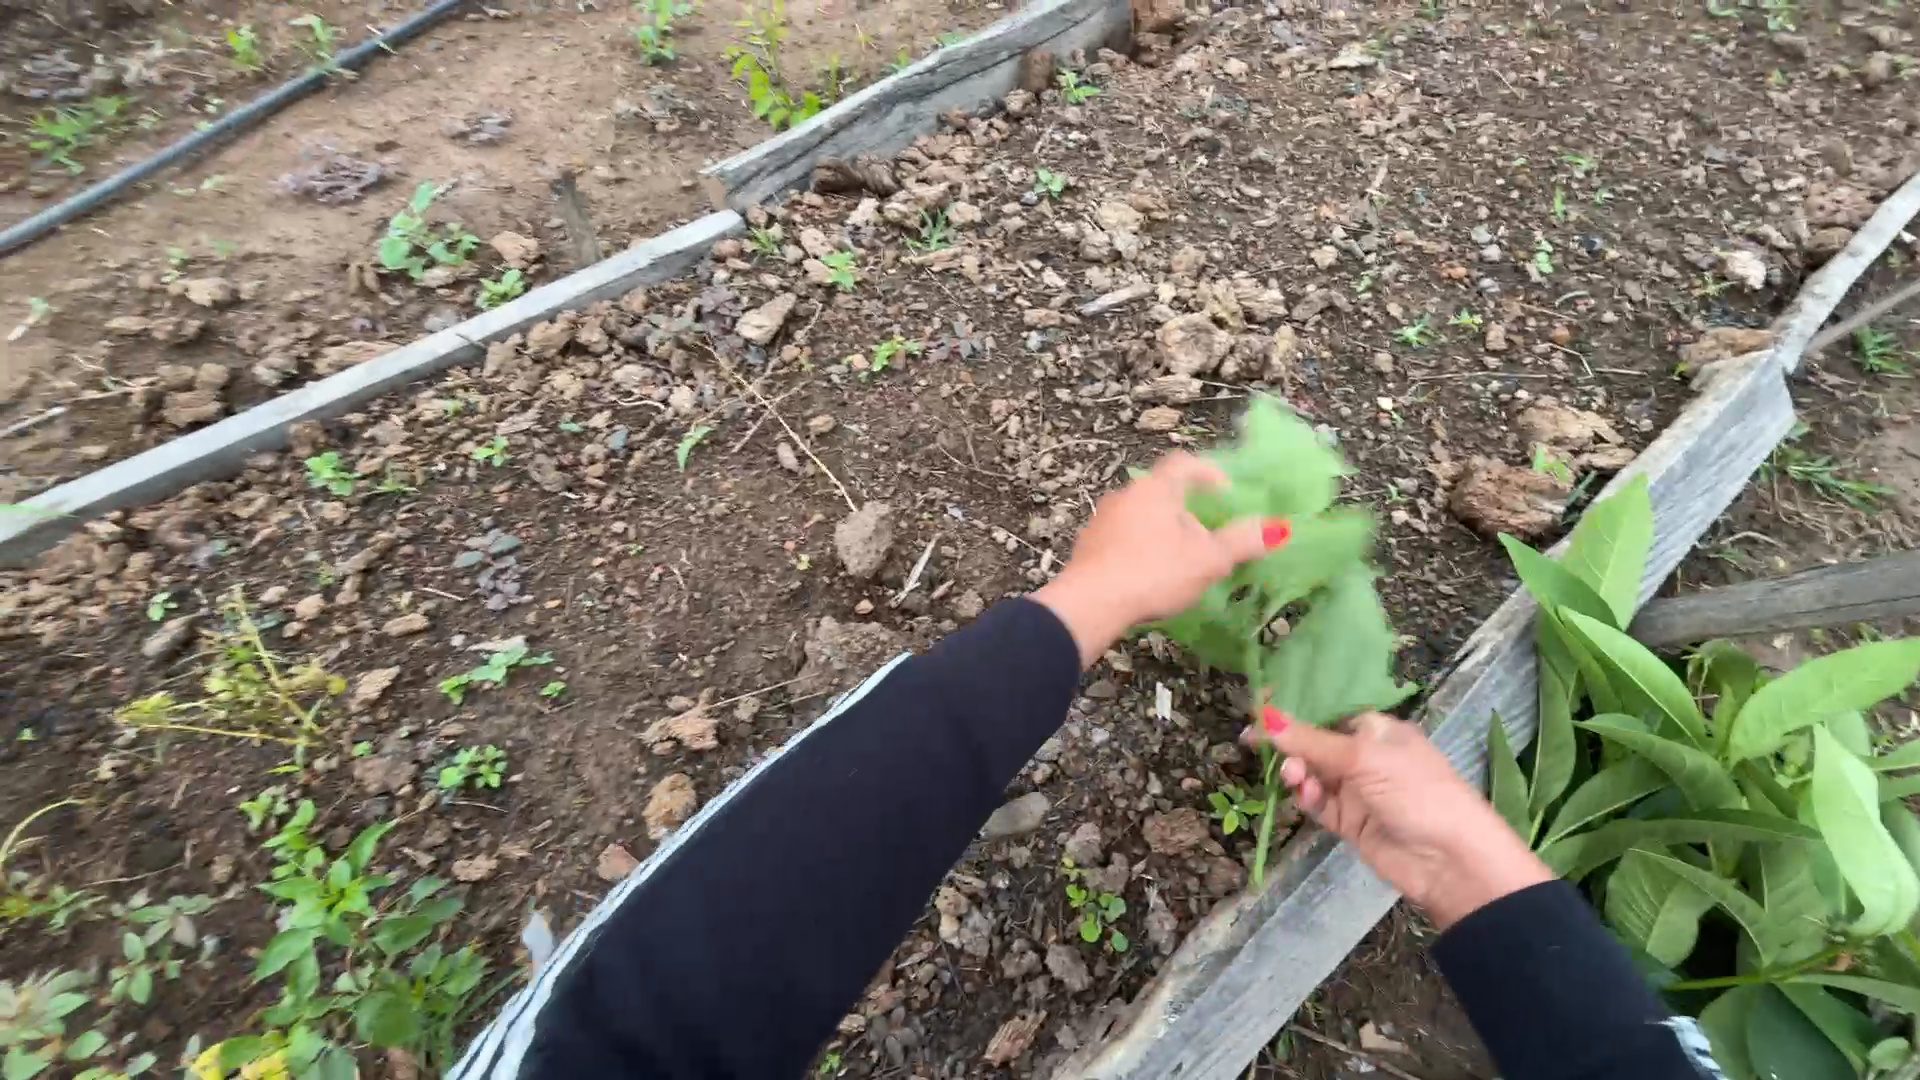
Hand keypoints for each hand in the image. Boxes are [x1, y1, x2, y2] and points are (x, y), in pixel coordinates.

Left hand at [1032, 453, 1286, 667]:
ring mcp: (1101, 520)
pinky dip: (1139, 548)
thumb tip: (1276, 528)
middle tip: (1205, 538)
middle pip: (1162, 493)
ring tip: (1179, 561)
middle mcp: (1124, 496)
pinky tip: (1147, 575)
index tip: (1225, 492)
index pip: (1184, 464)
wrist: (1090, 603)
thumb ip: (1242, 542)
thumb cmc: (1153, 573)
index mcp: (1155, 490)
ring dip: (1162, 532)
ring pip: (1140, 517)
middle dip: (1186, 512)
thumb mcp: (1207, 560)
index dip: (1208, 473)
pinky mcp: (1087, 546)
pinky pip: (1121, 538)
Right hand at [1248, 709, 1552, 929]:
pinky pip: (1317, 802)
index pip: (1326, 712)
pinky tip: (1307, 797)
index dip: (1293, 711)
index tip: (1259, 709)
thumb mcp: (1362, 757)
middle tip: (1259, 745)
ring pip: (1311, 773)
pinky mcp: (1349, 821)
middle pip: (1312, 742)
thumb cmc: (1416, 792)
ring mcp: (1357, 790)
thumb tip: (1263, 719)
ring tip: (1296, 779)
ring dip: (1297, 772)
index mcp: (1377, 730)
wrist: (1452, 863)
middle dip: (1289, 744)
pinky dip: (1307, 798)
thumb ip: (1309, 740)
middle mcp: (1365, 756)